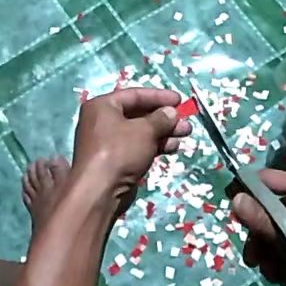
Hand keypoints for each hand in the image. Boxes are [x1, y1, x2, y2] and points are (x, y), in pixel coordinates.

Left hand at [71, 88, 190, 207]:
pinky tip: (173, 147)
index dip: (159, 96)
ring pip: (141, 132)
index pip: (134, 95)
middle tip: (185, 121)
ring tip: (185, 134)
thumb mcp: (145, 130)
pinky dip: (155, 145)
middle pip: (139, 114)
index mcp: (102, 106)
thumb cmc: (120, 151)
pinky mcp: (115, 159)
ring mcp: (108, 142)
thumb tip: (171, 112)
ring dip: (164, 132)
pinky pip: (138, 146)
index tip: (179, 100)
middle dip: (165, 118)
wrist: (100, 190)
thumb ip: (161, 118)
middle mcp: (102, 121)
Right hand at [231, 170, 285, 285]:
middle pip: (269, 209)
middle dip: (260, 237)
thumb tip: (234, 199)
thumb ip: (263, 219)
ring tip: (274, 276)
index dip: (245, 194)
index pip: (264, 179)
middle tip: (254, 260)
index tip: (232, 218)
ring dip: (272, 254)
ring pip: (280, 230)